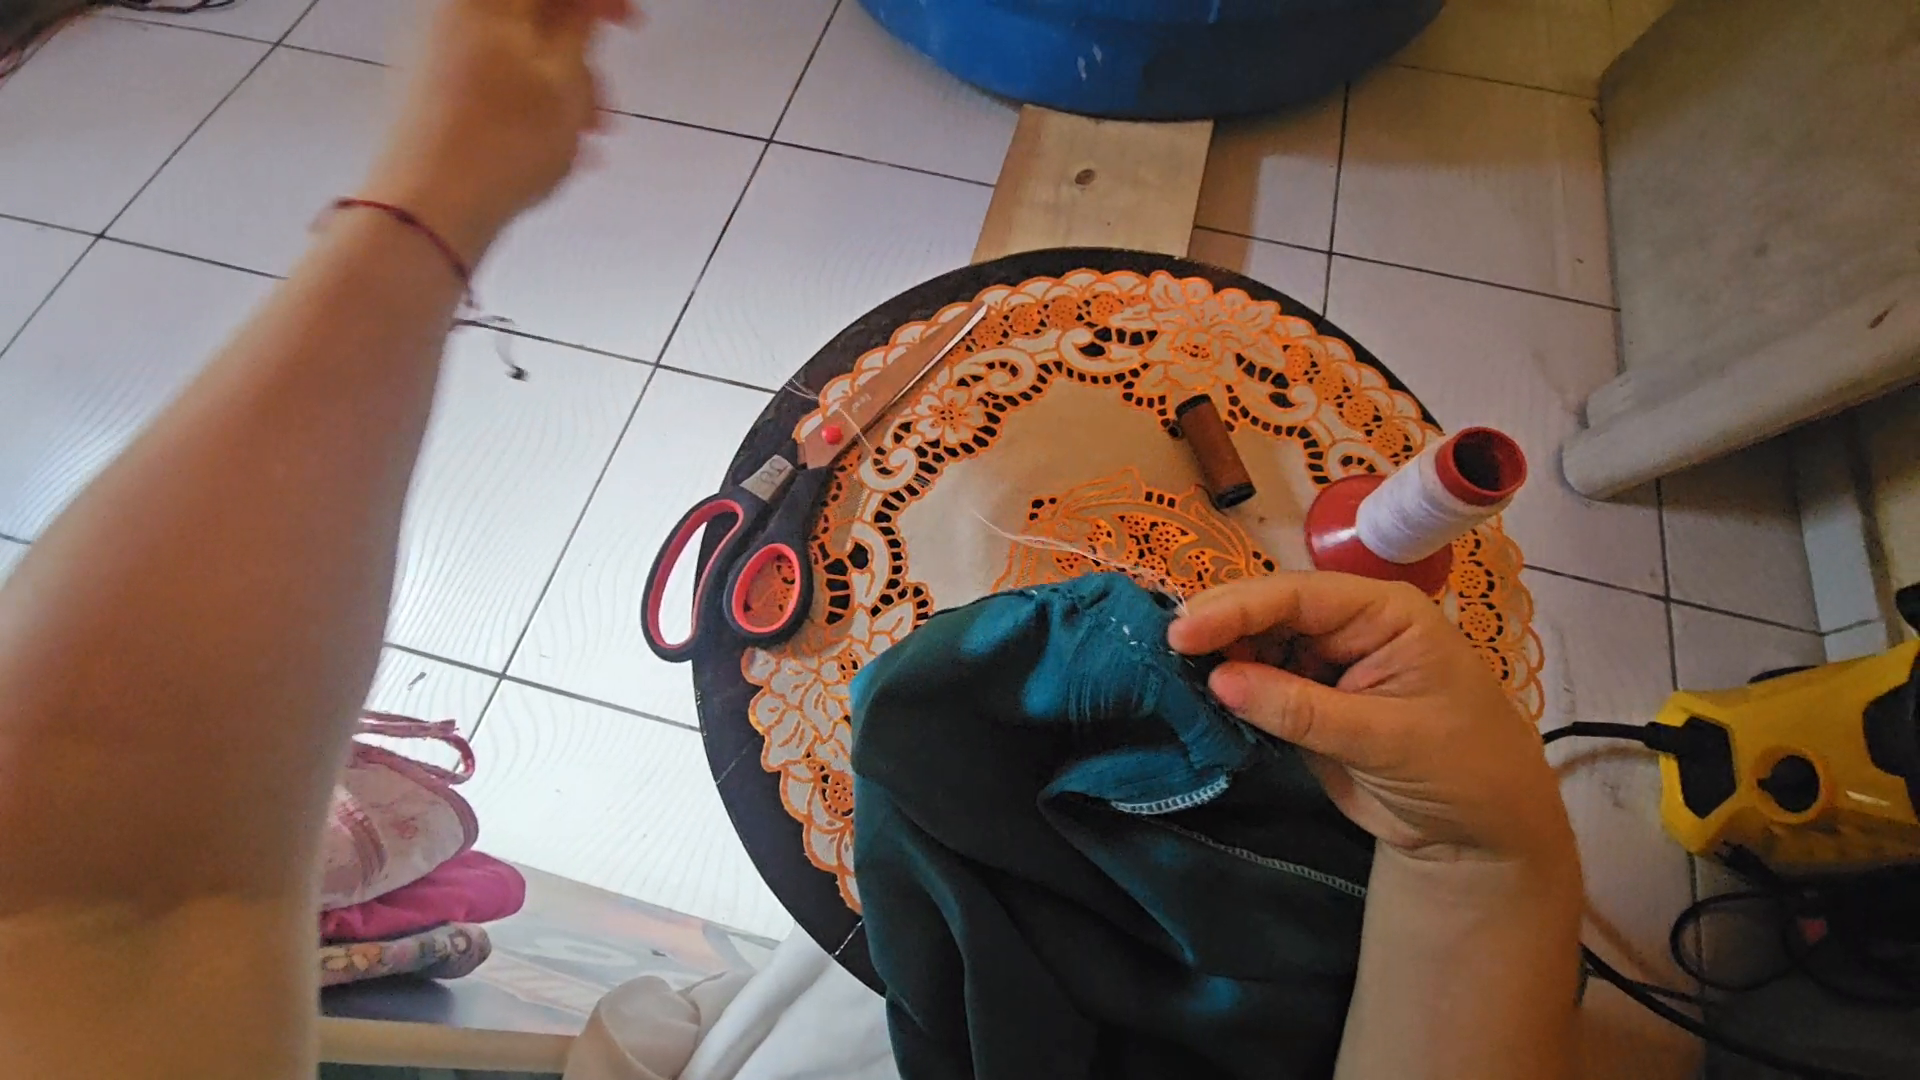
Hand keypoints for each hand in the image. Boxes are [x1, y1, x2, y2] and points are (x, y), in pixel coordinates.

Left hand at [360, 0, 634, 262]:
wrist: (435, 200)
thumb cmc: (507, 143)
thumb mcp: (564, 84)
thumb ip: (578, 32)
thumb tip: (585, 9)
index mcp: (488, 2)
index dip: (600, 1)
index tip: (632, 22)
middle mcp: (455, 12)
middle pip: (536, 20)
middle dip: (581, 57)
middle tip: (605, 108)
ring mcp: (436, 48)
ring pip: (520, 55)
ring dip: (562, 89)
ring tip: (584, 139)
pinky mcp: (431, 86)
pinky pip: (496, 80)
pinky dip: (532, 101)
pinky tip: (553, 144)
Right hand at [1167, 572, 1575, 870]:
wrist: (1478, 837)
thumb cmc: (1462, 773)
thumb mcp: (1387, 739)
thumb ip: (1301, 709)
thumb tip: (1218, 681)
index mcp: (1382, 613)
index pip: (1297, 596)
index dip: (1236, 609)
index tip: (1183, 632)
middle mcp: (1347, 625)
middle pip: (1268, 610)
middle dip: (1219, 625)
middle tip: (1166, 645)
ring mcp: (1322, 660)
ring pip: (1254, 642)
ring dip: (1217, 654)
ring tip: (1175, 669)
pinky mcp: (1304, 695)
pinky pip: (1254, 680)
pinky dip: (1226, 686)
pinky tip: (1200, 690)